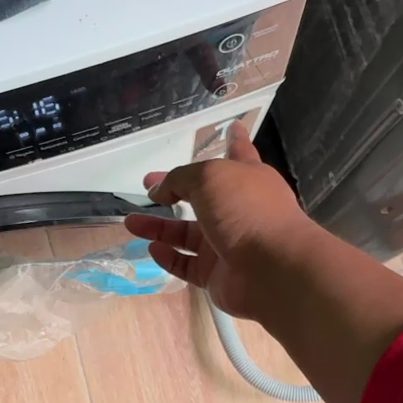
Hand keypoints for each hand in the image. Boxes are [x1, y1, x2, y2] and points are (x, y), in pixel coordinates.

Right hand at [124, 134, 329, 320]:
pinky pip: (186, 264)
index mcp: (246, 179)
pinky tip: (152, 248)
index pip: (238, 153)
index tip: (234, 127)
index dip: (234, 140)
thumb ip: (179, 179)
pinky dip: (168, 257)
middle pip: (200, 198)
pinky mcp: (216, 275)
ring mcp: (226, 244)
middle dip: (173, 191)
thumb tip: (160, 191)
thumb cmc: (246, 210)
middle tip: (147, 185)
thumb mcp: (208, 177)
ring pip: (185, 234)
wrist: (271, 268)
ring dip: (158, 227)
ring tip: (130, 222)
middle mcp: (237, 210)